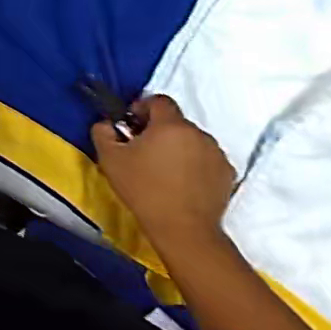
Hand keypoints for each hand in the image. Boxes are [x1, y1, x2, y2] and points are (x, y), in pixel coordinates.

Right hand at [92, 95, 233, 252]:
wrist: (183, 228)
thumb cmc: (143, 188)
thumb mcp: (109, 158)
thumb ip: (102, 132)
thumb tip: (107, 124)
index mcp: (170, 125)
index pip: (159, 100)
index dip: (142, 107)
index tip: (132, 125)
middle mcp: (198, 134)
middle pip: (176, 121)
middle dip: (159, 130)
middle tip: (142, 149)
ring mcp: (217, 154)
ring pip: (192, 140)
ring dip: (177, 146)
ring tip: (163, 168)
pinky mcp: (228, 174)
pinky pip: (206, 158)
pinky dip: (194, 163)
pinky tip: (181, 181)